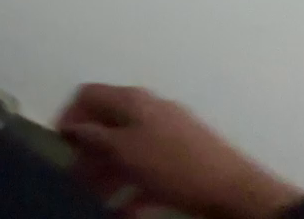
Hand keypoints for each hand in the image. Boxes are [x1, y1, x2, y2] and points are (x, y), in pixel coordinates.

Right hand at [56, 84, 303, 218]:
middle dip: (89, 151)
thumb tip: (72, 128)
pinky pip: (151, 170)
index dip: (69, 115)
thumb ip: (93, 137)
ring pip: (129, 151)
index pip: (88, 95)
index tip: (59, 141)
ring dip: (110, 173)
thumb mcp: (125, 151)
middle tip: (75, 175)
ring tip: (96, 198)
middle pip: (108, 125)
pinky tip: (126, 212)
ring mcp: (172, 137)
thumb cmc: (175, 165)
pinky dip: (136, 188)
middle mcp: (150, 111)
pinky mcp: (189, 163)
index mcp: (132, 100)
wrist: (244, 196)